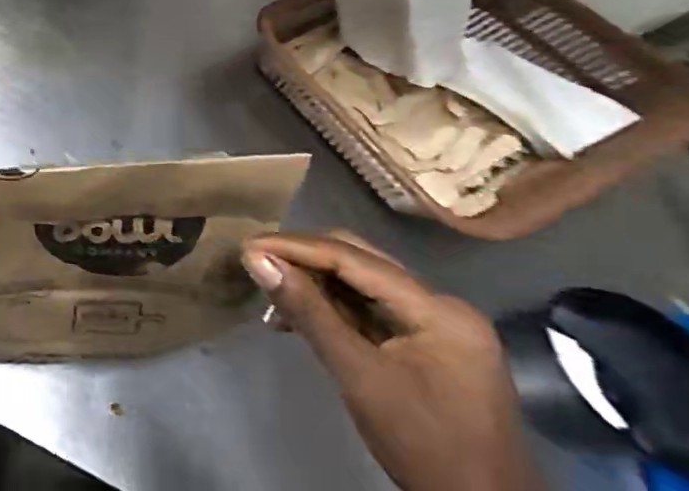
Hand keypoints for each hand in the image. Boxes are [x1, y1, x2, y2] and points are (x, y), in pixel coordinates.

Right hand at [242, 233, 543, 490]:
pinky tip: (298, 317)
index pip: (353, 258)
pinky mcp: (427, 346)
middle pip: (359, 262)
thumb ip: (307, 312)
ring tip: (270, 293)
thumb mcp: (358, 375)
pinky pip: (369, 310)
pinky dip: (330, 308)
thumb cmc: (424, 443)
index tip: (245, 246)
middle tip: (254, 263)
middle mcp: (442, 307)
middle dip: (302, 260)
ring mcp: (437, 327)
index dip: (294, 247)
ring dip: (312, 284)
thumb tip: (255, 259)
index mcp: (439, 310)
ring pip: (360, 284)